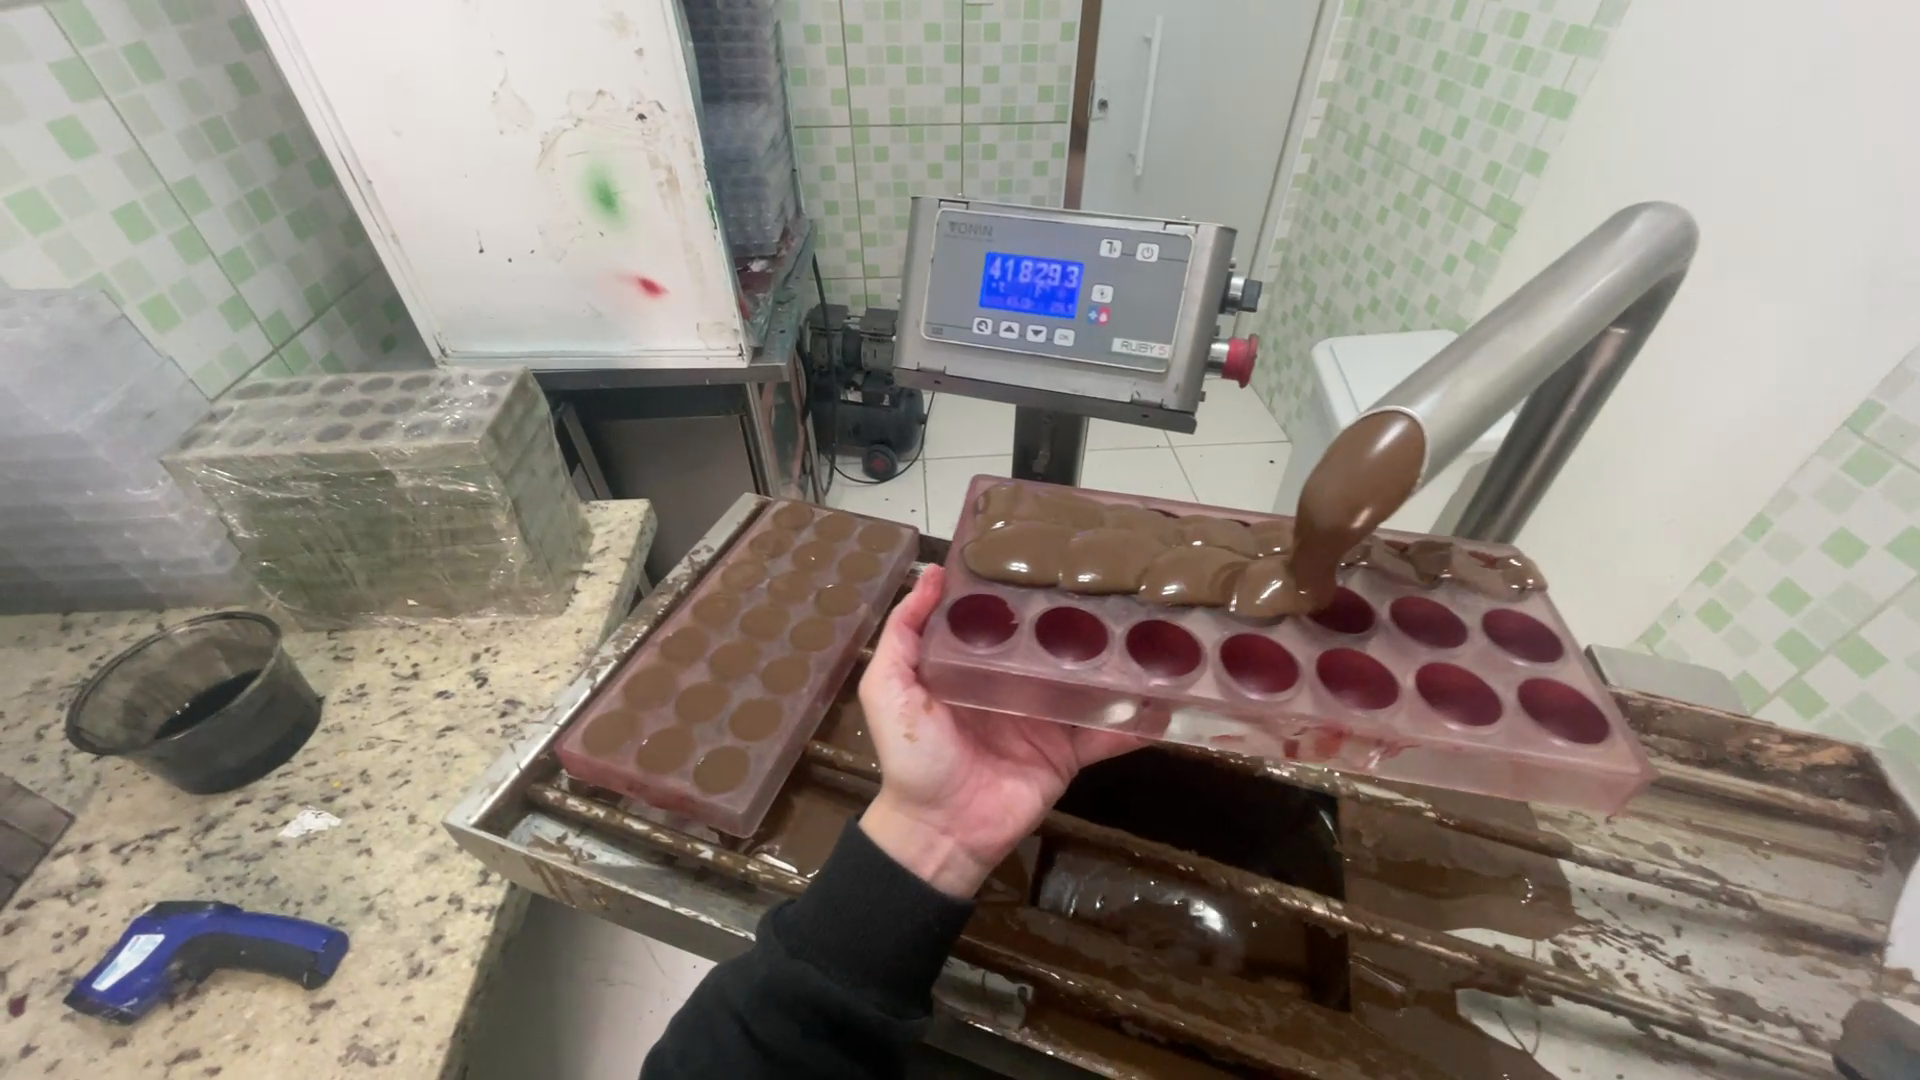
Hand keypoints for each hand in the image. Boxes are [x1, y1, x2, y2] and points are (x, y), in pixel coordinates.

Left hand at [856, 565, 1140, 897]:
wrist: (939, 830)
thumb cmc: (911, 754)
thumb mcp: (889, 686)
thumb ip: (904, 632)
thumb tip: (933, 573)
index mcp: (973, 663)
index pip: (1005, 616)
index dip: (1024, 590)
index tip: (1055, 553)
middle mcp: (1013, 682)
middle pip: (1053, 644)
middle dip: (1082, 618)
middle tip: (1120, 583)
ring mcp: (1046, 717)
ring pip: (1087, 682)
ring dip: (1117, 663)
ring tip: (1158, 629)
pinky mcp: (1069, 752)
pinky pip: (1107, 734)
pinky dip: (1137, 721)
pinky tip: (1168, 698)